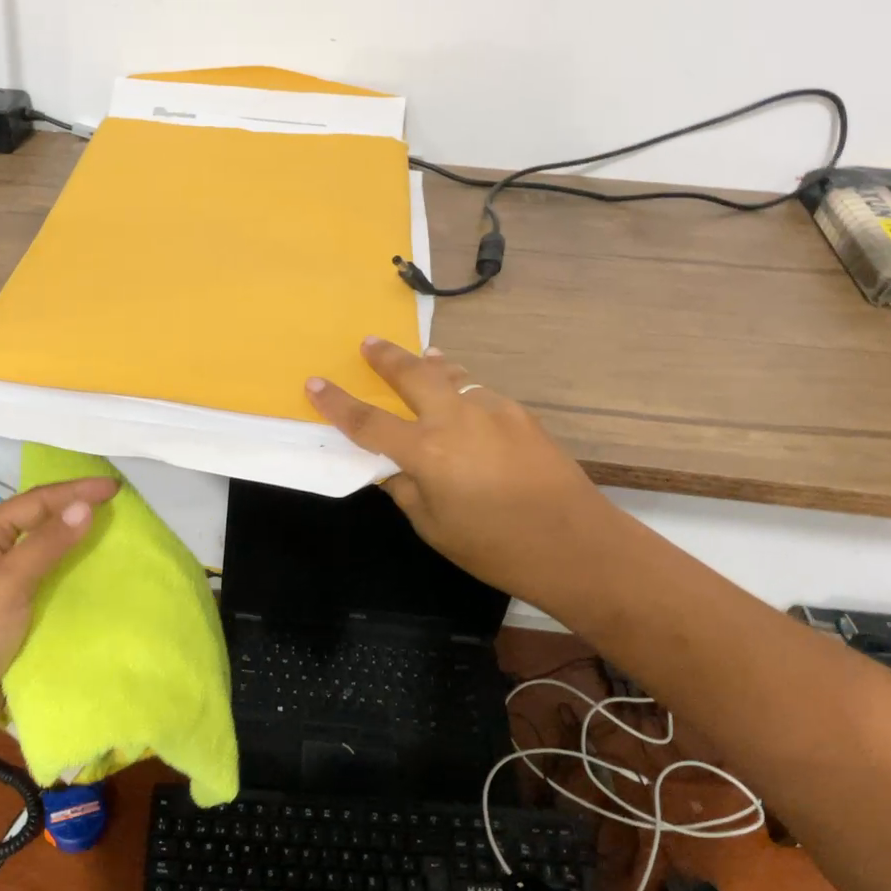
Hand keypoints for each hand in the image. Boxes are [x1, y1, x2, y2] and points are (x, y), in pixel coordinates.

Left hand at [0, 477, 118, 730]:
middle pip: (38, 526)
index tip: (116, 489)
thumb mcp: (8, 581)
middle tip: (116, 509)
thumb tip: (85, 505)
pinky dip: (70, 583)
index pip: (35, 502)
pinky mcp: (11, 621)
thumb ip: (48, 543)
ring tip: (112, 542)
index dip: (74, 491)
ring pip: (44, 560)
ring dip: (74, 549)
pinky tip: (94, 585)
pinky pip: (47, 592)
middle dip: (74, 514)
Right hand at [305, 337, 617, 608]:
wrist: (576, 544)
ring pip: (454, 378)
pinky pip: (481, 394)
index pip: (368, 423)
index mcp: (427, 453)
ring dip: (432, 367)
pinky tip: (465, 401)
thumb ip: (406, 490)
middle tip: (369, 342)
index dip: (337, 404)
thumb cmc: (495, 547)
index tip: (314, 383)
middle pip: (413, 376)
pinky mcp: (522, 416)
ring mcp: (494, 411)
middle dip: (387, 358)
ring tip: (422, 357)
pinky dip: (464, 390)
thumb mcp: (434, 527)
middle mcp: (457, 420)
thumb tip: (392, 467)